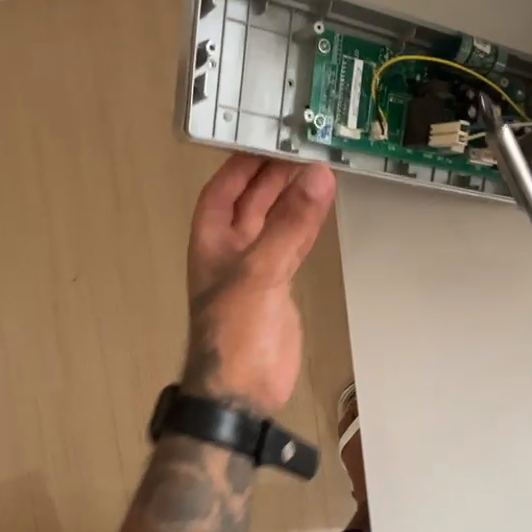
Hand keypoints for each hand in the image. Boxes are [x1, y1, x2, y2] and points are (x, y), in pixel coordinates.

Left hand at [183, 155, 335, 413]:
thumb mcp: (258, 272)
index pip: (222, 190)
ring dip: (293, 199)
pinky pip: (292, 248)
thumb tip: (318, 176)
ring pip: (274, 224)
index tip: (269, 137)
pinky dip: (306, 228)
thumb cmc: (234, 333)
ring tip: (319, 169)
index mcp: (210, 242)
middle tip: (305, 147)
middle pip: (251, 202)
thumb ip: (289, 225)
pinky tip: (320, 210)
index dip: (242, 163)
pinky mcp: (279, 291)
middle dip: (273, 176)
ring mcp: (255, 272)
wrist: (242, 393)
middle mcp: (230, 252)